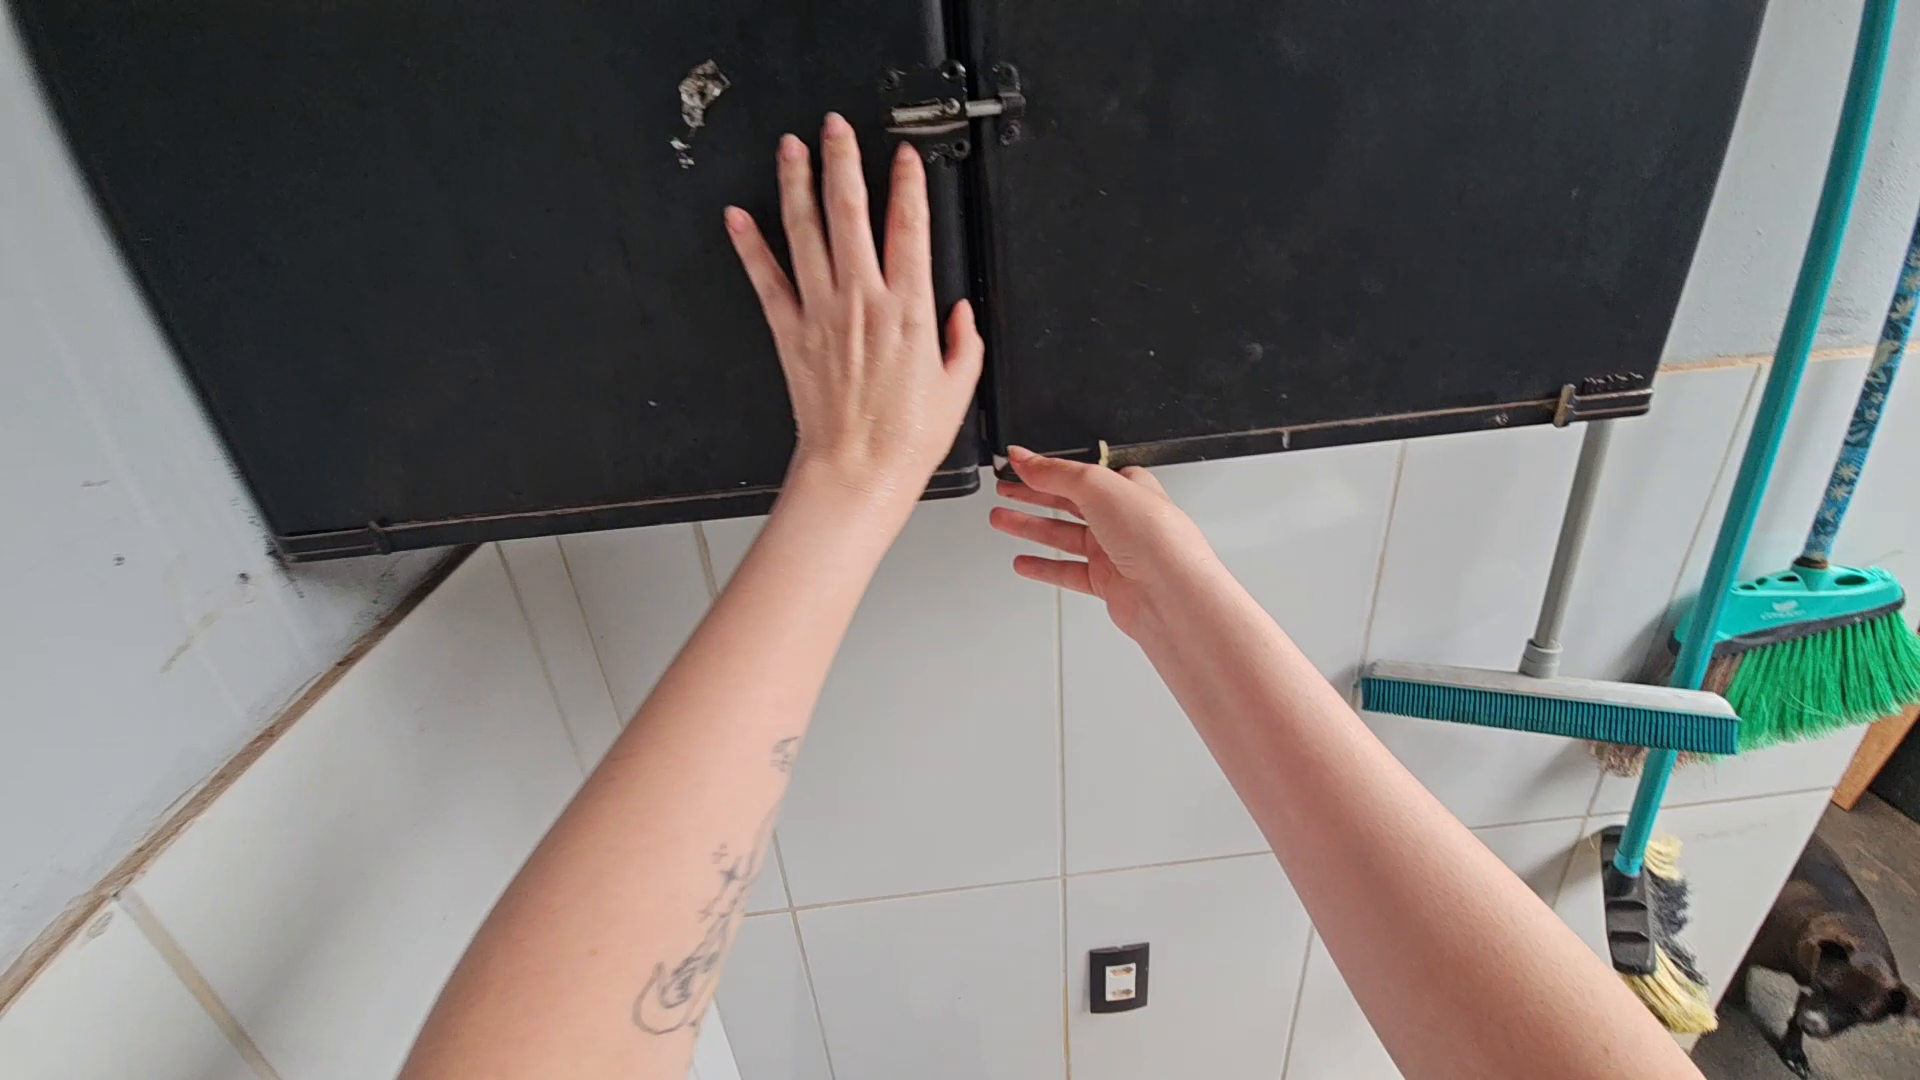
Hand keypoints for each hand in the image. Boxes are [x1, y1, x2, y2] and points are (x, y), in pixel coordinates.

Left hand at [724, 113, 983, 510]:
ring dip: (796, 183)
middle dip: (843, 160)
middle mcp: (863, 300)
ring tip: (792, 148)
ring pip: (805, 231)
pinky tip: (738, 216)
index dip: (908, 184)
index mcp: (909, 310)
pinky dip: (750, 245)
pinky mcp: (790, 333)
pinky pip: (766, 278)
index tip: (904, 157)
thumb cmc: (907, 437)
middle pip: (850, 211)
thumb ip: (965, 343)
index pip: (910, 228)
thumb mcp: (959, 389)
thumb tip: (962, 313)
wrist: (858, 470)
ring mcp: (822, 312)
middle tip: (836, 128)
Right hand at [988, 447, 1222, 638]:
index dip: (1049, 468)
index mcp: (1128, 487)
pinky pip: (1067, 571)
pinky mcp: (1107, 582)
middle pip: (1068, 502)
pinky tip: (1024, 561)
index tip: (1018, 465)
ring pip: (1063, 536)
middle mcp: (1123, 518)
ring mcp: (1114, 552)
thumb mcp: (1099, 487)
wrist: (1172, 597)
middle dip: (1032, 495)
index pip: (1081, 472)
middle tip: (1004, 489)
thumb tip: (1024, 459)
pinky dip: (1043, 566)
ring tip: (1001, 520)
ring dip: (1030, 527)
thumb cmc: (1158, 539)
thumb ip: (1056, 473)